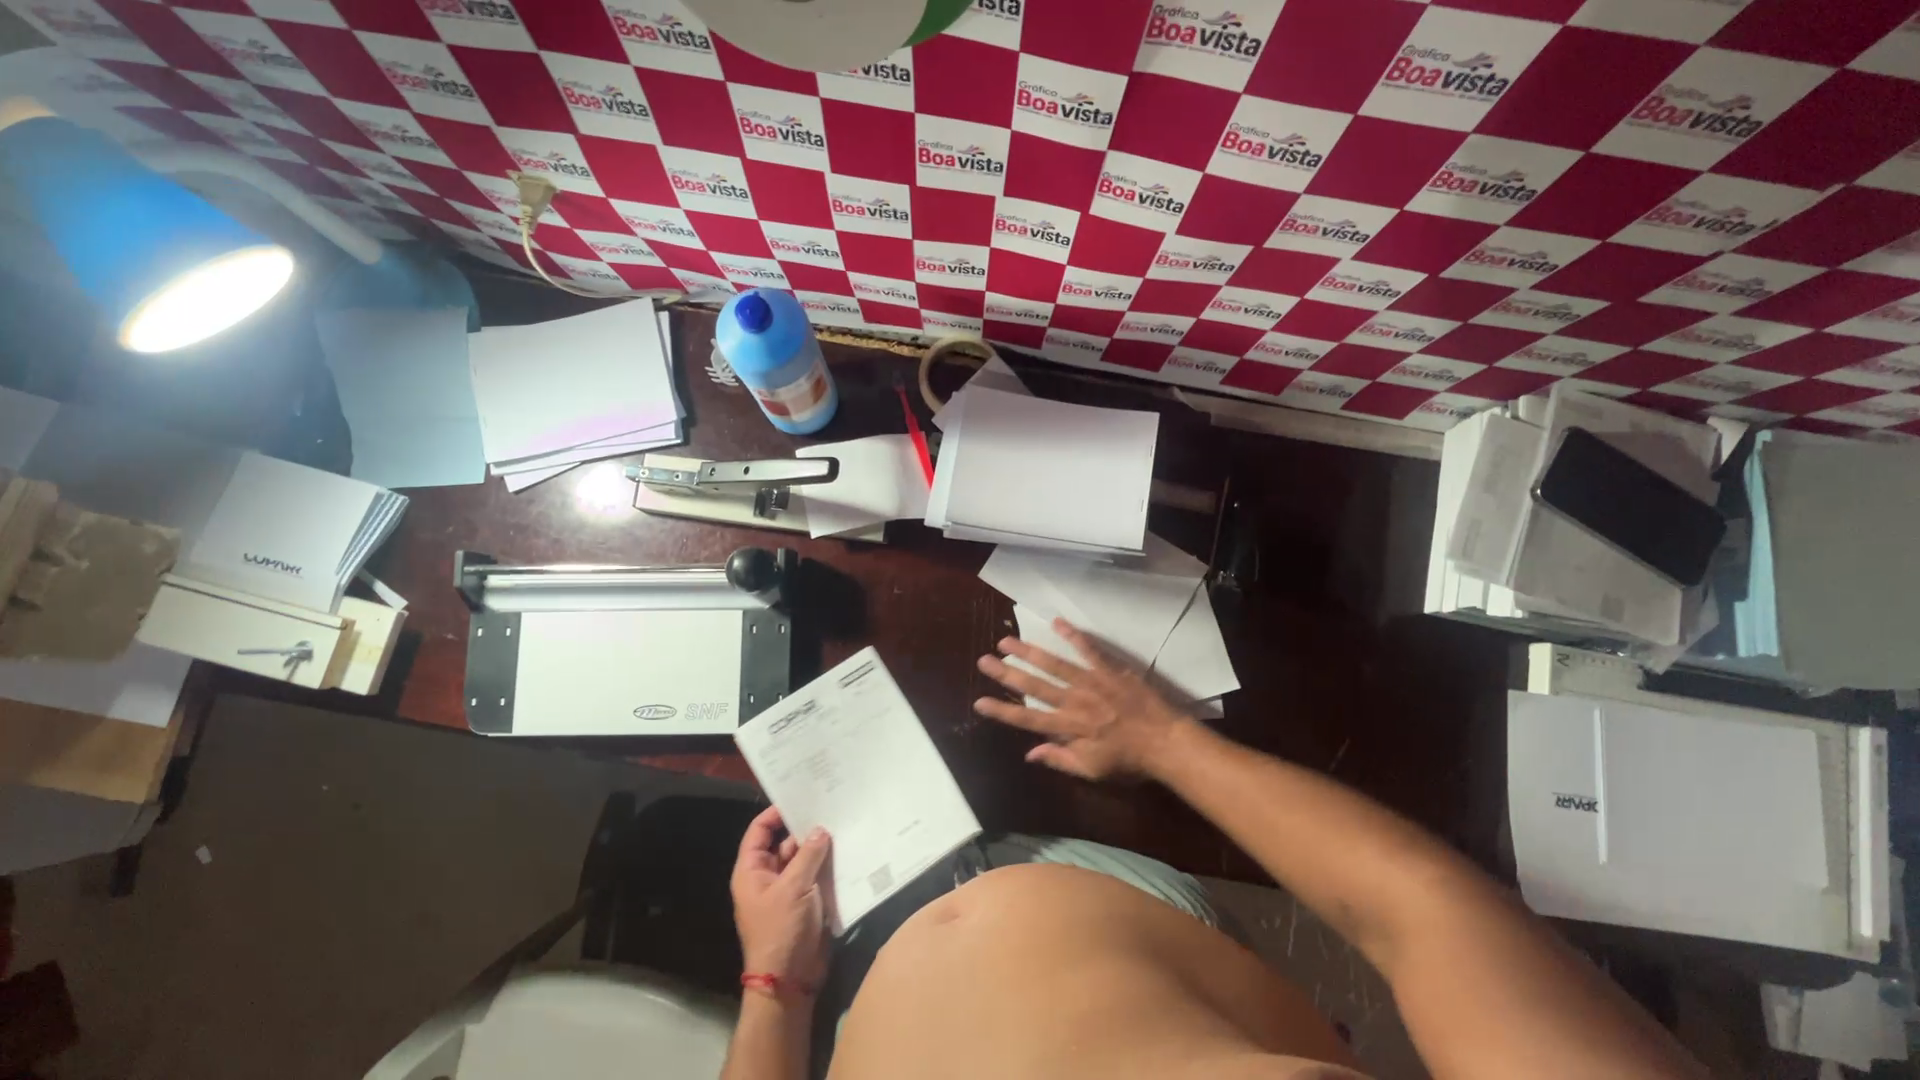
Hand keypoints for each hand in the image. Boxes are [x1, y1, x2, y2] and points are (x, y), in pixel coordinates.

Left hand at [730, 806, 832, 988]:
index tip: (799, 797)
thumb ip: (808, 855)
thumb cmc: (782, 929)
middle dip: (805, 829)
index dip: (775, 814)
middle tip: (830, 807)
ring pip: (804, 860)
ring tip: (844, 825)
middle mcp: (768, 878)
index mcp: (752, 871)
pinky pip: (817, 878)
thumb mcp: (794, 887)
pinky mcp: (806, 904)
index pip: (759, 832)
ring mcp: (788, 891)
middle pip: (785, 844)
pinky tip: (848, 852)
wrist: (790, 978)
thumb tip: (820, 830)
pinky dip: (829, 867)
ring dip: (821, 848)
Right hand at [973, 617, 1192, 780]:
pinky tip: (1056, 622)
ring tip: (1006, 640)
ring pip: (1054, 665)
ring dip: (1028, 652)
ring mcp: (1092, 683)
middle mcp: (1075, 703)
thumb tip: (1029, 753)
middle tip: (984, 661)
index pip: (1028, 720)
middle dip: (1007, 674)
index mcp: (1070, 729)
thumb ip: (1060, 759)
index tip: (979, 702)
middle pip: (1034, 687)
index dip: (1003, 711)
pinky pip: (1089, 650)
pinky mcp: (1110, 670)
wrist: (1167, 743)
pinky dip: (1073, 636)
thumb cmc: (1130, 761)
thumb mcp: (1093, 770)